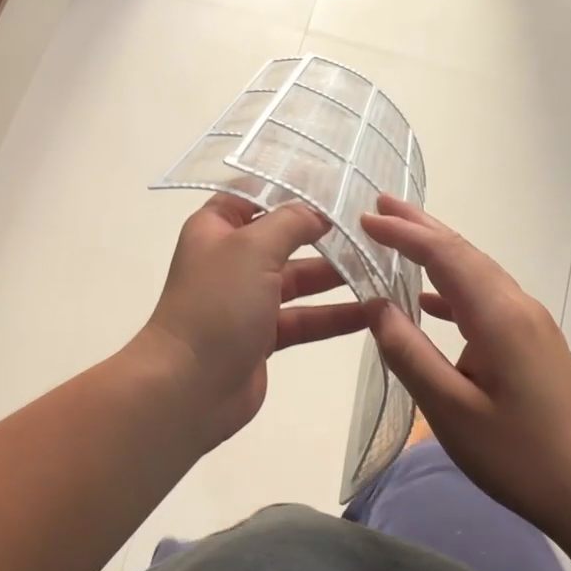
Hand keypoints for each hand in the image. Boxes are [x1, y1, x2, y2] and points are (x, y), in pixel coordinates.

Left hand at [132, 194, 369, 449]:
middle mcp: (231, 258)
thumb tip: (319, 212)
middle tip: (370, 227)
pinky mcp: (263, 335)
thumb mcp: (253, 249)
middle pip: (283, 236)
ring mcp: (247, 298)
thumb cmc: (217, 304)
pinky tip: (373, 312)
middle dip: (323, 232)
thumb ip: (290, 223)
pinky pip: (304, 317)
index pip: (256, 193)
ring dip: (335, 274)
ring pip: (298, 279)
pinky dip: (334, 315)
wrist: (188, 387)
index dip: (292, 186)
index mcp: (217, 227)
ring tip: (381, 266)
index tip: (337, 182)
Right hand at [361, 195, 570, 540]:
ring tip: (399, 239)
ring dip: (437, 252)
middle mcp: (519, 307)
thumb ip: (408, 353)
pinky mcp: (536, 344)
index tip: (365, 218)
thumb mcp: (450, 410)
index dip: (403, 233)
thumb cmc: (521, 457)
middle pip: (464, 252)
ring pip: (478, 272)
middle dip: (421, 227)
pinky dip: (453, 287)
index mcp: (499, 315)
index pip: (444, 255)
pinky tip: (431, 303)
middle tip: (380, 204)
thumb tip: (375, 305)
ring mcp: (532, 324)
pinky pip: (487, 298)